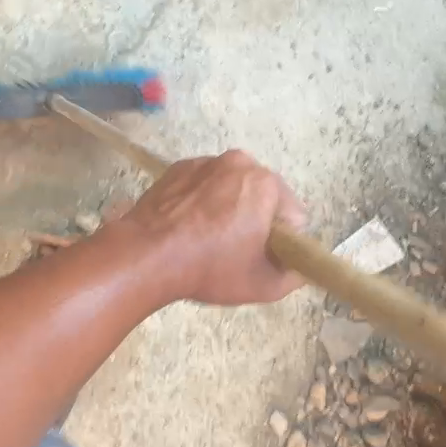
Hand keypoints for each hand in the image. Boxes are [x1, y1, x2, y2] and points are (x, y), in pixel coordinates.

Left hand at [112, 150, 307, 305]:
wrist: (148, 254)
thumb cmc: (211, 267)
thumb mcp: (265, 285)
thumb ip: (294, 274)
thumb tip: (297, 266)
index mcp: (265, 183)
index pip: (293, 214)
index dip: (283, 240)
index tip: (264, 256)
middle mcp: (238, 162)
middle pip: (262, 195)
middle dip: (256, 218)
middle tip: (237, 249)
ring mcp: (205, 162)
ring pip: (232, 187)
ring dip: (229, 207)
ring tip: (209, 238)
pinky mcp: (178, 167)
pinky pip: (204, 184)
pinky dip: (202, 200)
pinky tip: (189, 225)